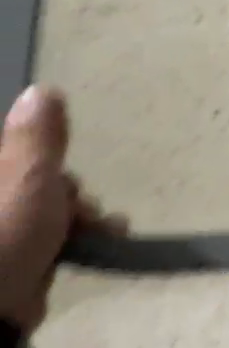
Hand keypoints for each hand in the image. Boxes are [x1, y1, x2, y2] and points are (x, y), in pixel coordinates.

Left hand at [0, 88, 118, 331]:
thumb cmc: (3, 238)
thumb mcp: (23, 181)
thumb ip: (34, 140)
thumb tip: (42, 91)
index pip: (14, 153)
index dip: (39, 157)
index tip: (57, 172)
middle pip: (28, 178)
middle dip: (66, 189)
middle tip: (77, 207)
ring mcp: (3, 227)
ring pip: (44, 205)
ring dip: (80, 212)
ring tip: (99, 228)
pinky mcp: (9, 255)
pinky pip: (49, 231)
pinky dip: (78, 232)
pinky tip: (100, 238)